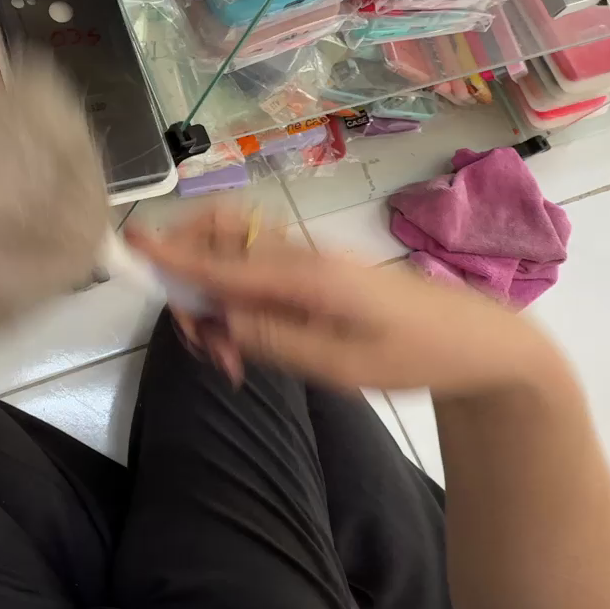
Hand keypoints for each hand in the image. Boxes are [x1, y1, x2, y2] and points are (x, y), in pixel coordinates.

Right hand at [127, 209, 564, 394]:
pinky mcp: (310, 267)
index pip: (222, 262)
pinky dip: (233, 298)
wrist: (479, 342)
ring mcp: (305, 257)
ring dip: (211, 298)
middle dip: (188, 284)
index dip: (172, 254)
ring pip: (230, 257)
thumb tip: (219, 316)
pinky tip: (246, 340)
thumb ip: (273, 338)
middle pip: (217, 243)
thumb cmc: (415, 358)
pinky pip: (253, 270)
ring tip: (230, 357)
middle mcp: (300, 255)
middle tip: (204, 344)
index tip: (130, 242)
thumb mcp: (341, 366)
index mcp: (307, 276)